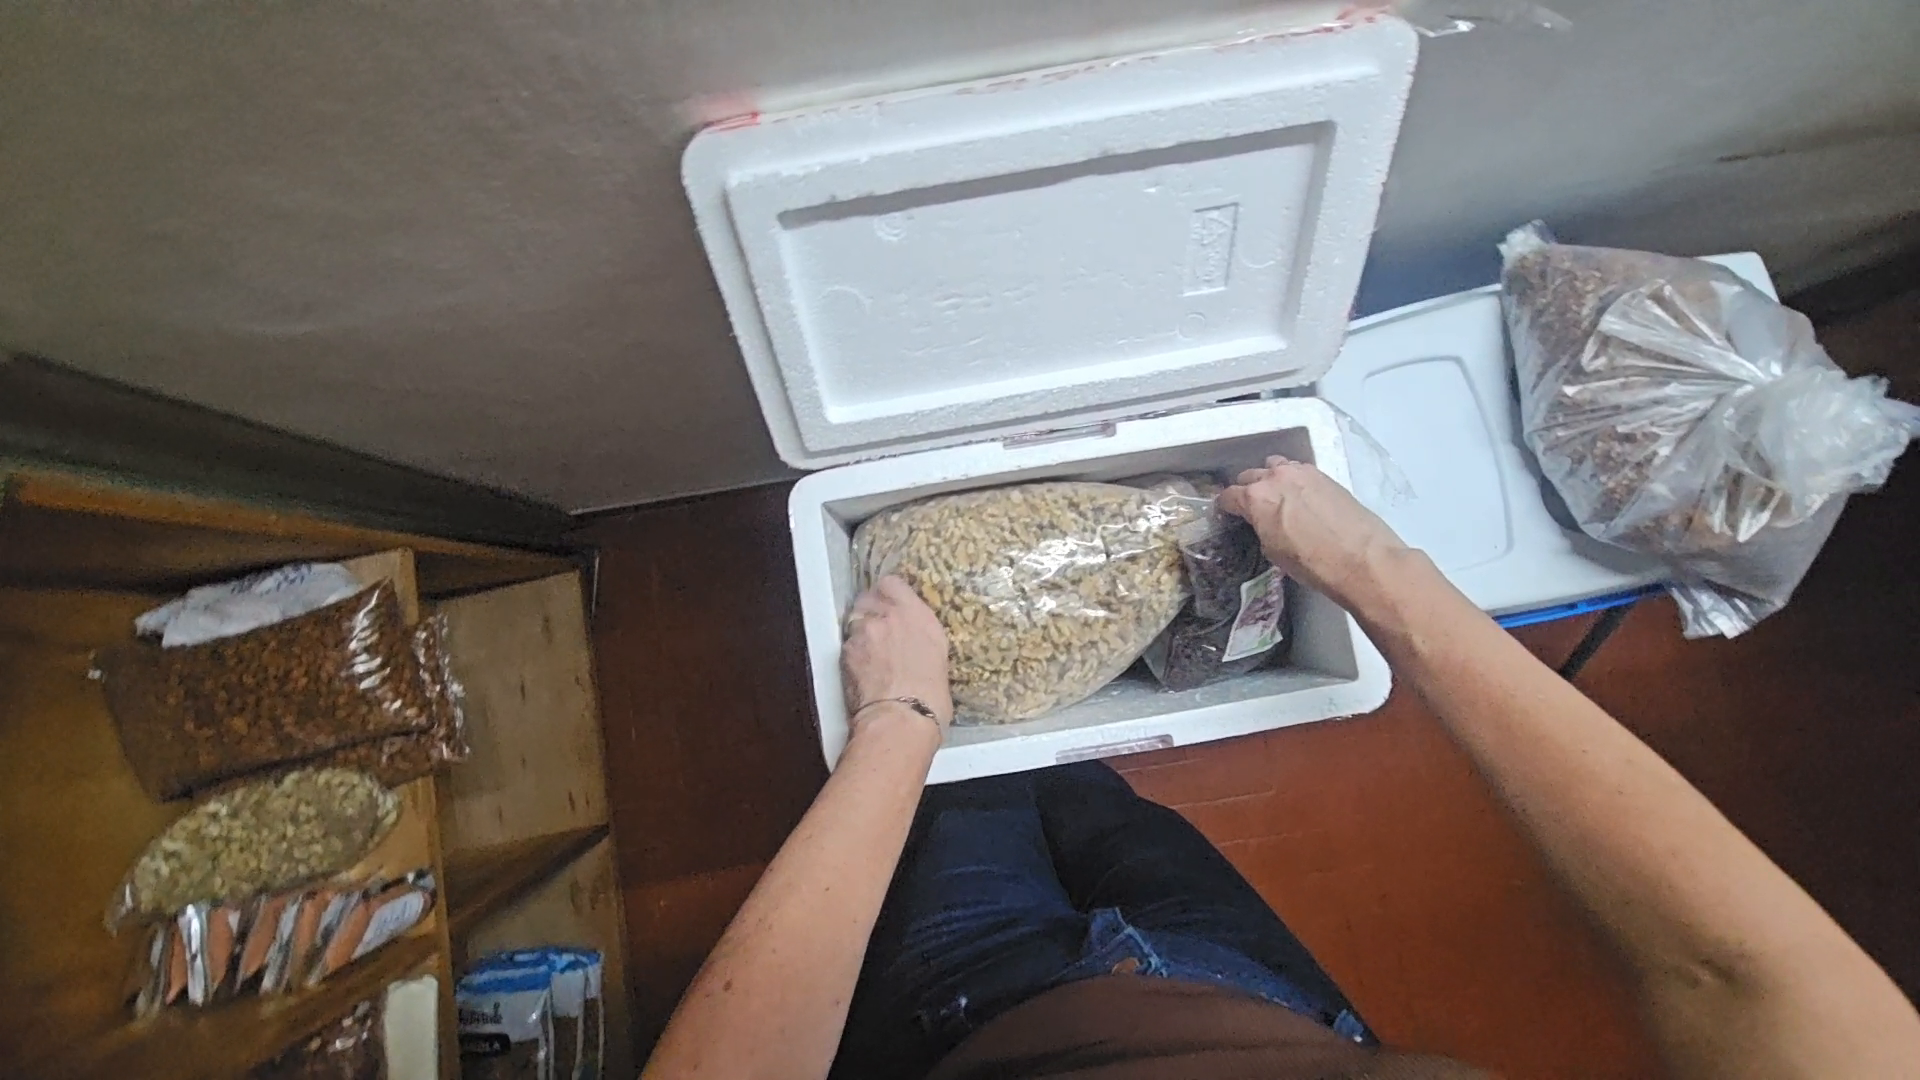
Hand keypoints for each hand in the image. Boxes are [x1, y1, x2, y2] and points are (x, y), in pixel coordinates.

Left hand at [842, 576, 952, 728]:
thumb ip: (921, 638)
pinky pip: (846, 645)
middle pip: (867, 598)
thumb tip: (913, 644)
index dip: (886, 593)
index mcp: (918, 615)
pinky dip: (851, 654)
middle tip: (876, 631)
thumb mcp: (938, 658)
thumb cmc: (931, 698)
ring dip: (859, 633)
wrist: (902, 718)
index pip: (892, 584)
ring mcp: (866, 631)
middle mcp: (890, 616)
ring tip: (867, 655)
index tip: (888, 604)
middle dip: (869, 611)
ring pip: (854, 621)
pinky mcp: (847, 650)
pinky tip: (860, 671)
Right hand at [1217, 456, 1411, 609]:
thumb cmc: (1312, 563)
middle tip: (1251, 506)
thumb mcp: (1272, 551)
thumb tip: (1262, 523)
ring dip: (1271, 478)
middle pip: (1250, 476)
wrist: (1362, 559)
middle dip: (1247, 489)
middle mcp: (1275, 478)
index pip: (1228, 495)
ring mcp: (1302, 473)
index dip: (1225, 507)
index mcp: (1255, 498)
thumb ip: (1260, 528)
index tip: (1228, 514)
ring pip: (1275, 466)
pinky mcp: (1325, 476)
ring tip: (1277, 496)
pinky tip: (1300, 496)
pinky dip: (1294, 479)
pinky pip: (1299, 470)